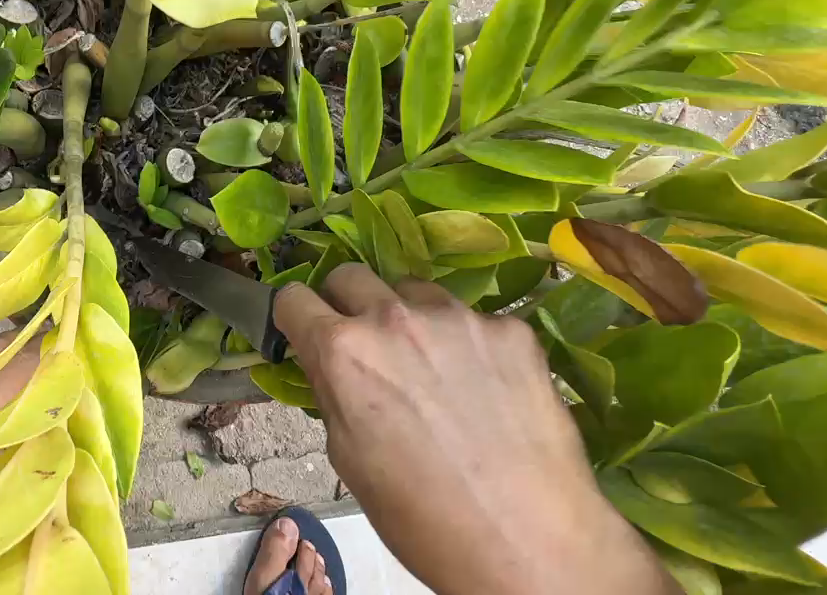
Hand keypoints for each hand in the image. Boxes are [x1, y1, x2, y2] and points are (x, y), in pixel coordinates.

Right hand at [274, 264, 675, 594]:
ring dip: (409, 319)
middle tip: (368, 347)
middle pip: (349, 275)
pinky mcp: (511, 330)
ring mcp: (456, 318)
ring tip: (436, 371)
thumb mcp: (347, 457)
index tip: (307, 333)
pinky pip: (473, 320)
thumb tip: (330, 364)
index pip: (293, 297)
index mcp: (342, 351)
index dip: (296, 318)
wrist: (534, 551)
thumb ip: (331, 391)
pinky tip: (488, 390)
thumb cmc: (422, 518)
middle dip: (346, 304)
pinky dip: (469, 345)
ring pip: (412, 291)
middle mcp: (392, 318)